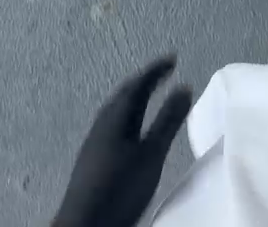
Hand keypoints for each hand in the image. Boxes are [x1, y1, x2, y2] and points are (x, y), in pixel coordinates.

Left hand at [52, 57, 192, 226]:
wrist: (83, 225)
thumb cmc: (120, 187)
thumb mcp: (152, 154)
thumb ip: (168, 120)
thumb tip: (184, 86)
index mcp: (117, 116)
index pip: (138, 83)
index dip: (156, 69)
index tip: (173, 58)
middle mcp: (103, 122)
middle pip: (124, 93)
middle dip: (144, 80)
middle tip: (163, 72)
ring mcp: (94, 140)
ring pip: (116, 109)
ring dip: (133, 97)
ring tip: (148, 95)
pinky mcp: (92, 158)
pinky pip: (112, 123)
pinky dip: (127, 115)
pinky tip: (130, 131)